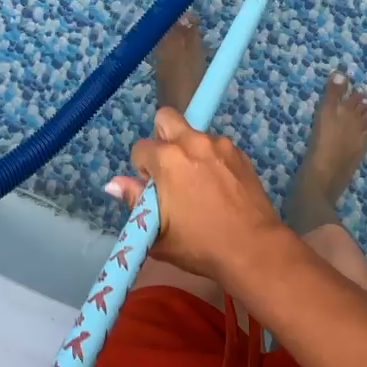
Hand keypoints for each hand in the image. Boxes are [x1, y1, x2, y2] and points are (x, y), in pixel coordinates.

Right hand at [106, 108, 286, 281]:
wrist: (252, 247)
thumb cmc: (200, 244)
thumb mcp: (158, 233)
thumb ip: (135, 202)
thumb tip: (113, 184)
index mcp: (167, 159)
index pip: (140, 149)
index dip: (143, 170)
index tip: (154, 191)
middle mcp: (191, 142)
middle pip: (166, 118)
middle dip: (162, 138)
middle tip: (169, 170)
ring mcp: (218, 144)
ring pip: (194, 135)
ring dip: (189, 151)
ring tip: (199, 185)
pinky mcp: (238, 152)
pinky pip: (216, 147)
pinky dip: (212, 160)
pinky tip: (220, 187)